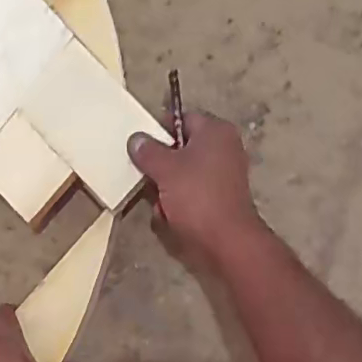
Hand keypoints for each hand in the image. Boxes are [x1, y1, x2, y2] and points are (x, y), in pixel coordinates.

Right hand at [128, 111, 267, 265]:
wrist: (226, 243)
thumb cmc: (197, 197)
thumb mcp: (165, 169)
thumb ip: (147, 151)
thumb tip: (136, 140)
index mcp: (216, 132)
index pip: (181, 119)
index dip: (158, 130)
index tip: (140, 145)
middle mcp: (223, 152)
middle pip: (180, 152)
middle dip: (160, 169)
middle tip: (144, 178)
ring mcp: (222, 181)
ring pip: (182, 180)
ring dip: (165, 193)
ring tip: (160, 205)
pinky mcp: (218, 206)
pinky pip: (190, 200)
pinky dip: (178, 209)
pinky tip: (170, 219)